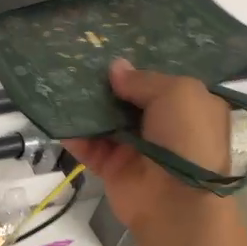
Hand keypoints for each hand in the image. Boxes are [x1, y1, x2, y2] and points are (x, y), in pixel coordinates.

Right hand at [61, 59, 231, 240]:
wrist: (175, 200)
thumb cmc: (187, 137)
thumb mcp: (176, 93)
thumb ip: (142, 80)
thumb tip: (114, 68)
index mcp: (186, 104)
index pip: (158, 80)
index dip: (138, 65)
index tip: (114, 45)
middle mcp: (160, 124)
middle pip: (127, 99)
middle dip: (107, 83)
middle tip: (80, 60)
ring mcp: (133, 147)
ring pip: (105, 121)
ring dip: (86, 107)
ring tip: (63, 83)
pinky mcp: (111, 168)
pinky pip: (89, 148)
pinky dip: (75, 136)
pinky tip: (59, 119)